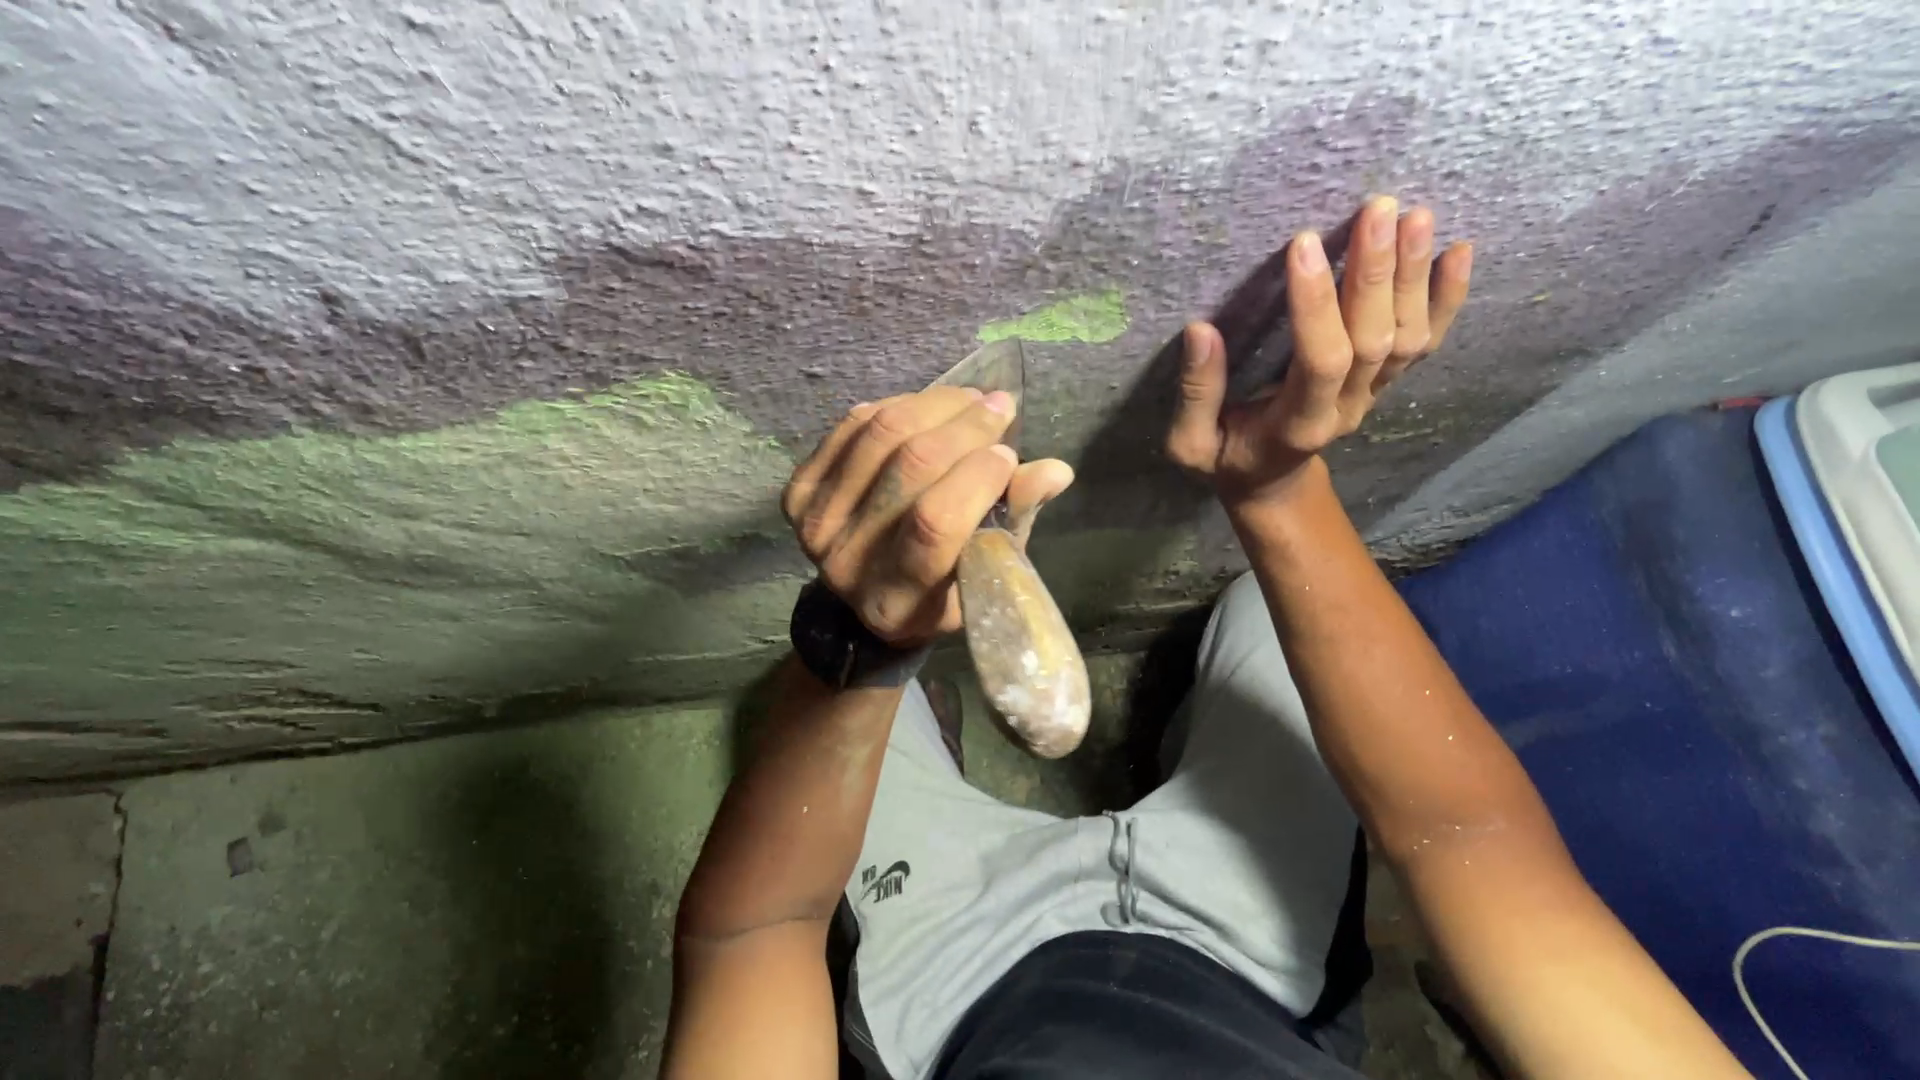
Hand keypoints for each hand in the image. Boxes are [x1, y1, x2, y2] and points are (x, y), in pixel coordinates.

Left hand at [782, 387, 1075, 646]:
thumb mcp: (985, 572)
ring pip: (879, 435)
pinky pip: (852, 426)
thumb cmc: (940, 592)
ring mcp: (815, 524)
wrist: (862, 597)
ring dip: (934, 405)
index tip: (1009, 453)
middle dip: (964, 426)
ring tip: (969, 399)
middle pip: (908, 468)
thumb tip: (1055, 470)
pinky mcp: (798, 492)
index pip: (934, 524)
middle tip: (999, 406)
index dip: (977, 477)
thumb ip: (1014, 520)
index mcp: (899, 600)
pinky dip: (896, 406)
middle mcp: (848, 563)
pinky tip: (926, 406)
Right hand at [1166, 196, 1471, 512]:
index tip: (1303, 245)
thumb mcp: (1191, 445)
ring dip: (1413, 275)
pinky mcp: (1384, 382)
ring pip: (1409, 337)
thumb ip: (1196, 395)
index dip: (1316, 305)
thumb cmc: (1226, 460)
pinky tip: (1460, 251)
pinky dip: (1448, 298)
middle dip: (1376, 273)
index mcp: (1299, 425)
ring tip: (1414, 216)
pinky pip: (1428, 342)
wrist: (1273, 484)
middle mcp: (1346, 408)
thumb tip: (1199, 331)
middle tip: (1376, 210)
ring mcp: (1372, 395)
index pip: (1320, 361)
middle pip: (1375, 340)